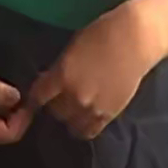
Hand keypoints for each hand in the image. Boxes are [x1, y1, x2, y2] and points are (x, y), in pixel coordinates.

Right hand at [0, 55, 34, 145]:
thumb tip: (17, 97)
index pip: (11, 133)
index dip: (24, 118)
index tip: (32, 98)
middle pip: (11, 131)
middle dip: (22, 115)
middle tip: (32, 94)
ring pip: (8, 124)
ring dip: (17, 110)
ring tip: (26, 92)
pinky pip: (1, 116)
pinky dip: (9, 106)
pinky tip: (13, 92)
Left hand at [28, 2, 167, 138]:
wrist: (135, 41)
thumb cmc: (102, 35)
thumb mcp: (73, 48)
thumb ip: (59, 69)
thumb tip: (47, 84)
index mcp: (63, 75)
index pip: (39, 96)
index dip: (33, 102)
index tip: (32, 104)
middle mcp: (75, 96)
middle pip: (55, 113)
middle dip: (56, 105)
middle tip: (62, 98)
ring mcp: (91, 110)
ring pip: (71, 125)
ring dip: (70, 118)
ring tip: (75, 109)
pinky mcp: (106, 117)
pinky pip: (88, 132)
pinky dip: (83, 128)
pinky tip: (84, 120)